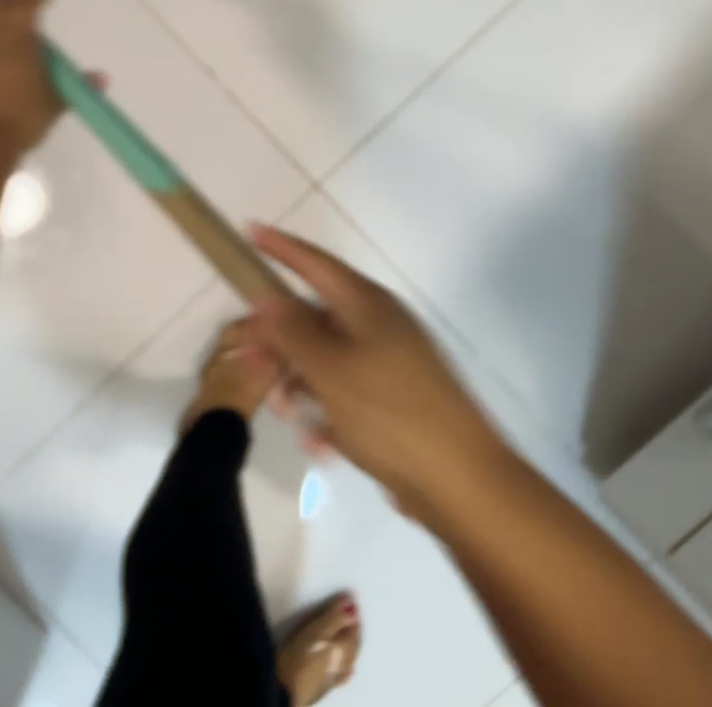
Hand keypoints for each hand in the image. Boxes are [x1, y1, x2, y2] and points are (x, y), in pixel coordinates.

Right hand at [246, 226, 504, 516]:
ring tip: (288, 415)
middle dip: (281, 341)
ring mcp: (391, 363)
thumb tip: (265, 296)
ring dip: (300, 383)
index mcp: (368, 306)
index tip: (250, 230)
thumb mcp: (331, 371)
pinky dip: (327, 411)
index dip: (281, 247)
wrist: (461, 481)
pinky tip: (321, 444)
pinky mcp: (395, 400)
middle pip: (316, 316)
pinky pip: (346, 393)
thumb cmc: (391, 415)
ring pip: (327, 360)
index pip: (316, 264)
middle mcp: (380, 326)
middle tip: (252, 364)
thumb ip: (293, 331)